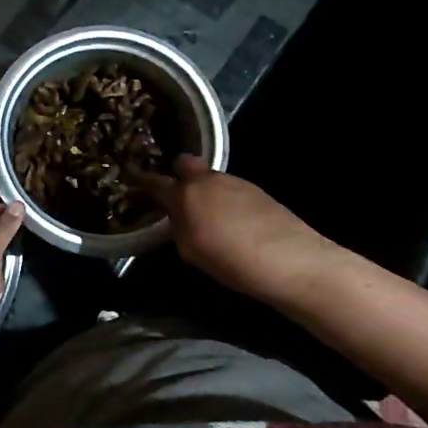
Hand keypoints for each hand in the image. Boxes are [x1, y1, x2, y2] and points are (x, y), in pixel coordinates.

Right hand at [145, 155, 340, 301]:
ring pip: (210, 177)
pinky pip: (230, 189)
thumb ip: (178, 230)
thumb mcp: (191, 253)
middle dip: (177, 174)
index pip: (154, 182)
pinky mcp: (258, 191)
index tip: (134, 184)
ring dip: (203, 189)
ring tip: (205, 214)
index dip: (142, 182)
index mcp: (185, 194)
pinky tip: (231, 221)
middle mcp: (208, 180)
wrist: (293, 262)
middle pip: (185, 165)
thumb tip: (177, 220)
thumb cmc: (232, 261)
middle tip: (174, 195)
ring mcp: (236, 182)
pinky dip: (224, 199)